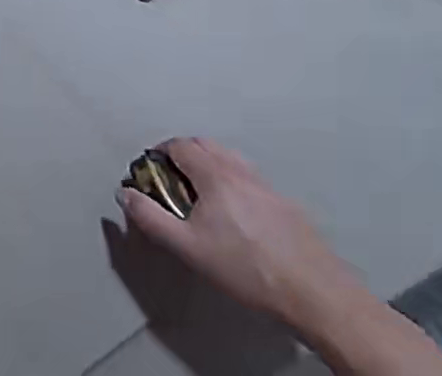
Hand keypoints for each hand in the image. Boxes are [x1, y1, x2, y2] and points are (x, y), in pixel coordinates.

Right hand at [114, 137, 364, 330]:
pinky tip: (235, 214)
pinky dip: (232, 182)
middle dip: (182, 154)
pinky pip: (250, 179)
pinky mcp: (286, 206)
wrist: (316, 295)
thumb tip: (125, 195)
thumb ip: (150, 217)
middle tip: (171, 179)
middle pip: (204, 144)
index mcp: (215, 175)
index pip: (179, 145)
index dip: (159, 153)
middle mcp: (241, 172)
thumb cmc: (250, 271)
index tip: (151, 170)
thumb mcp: (187, 248)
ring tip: (200, 196)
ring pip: (229, 159)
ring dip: (208, 165)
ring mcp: (267, 187)